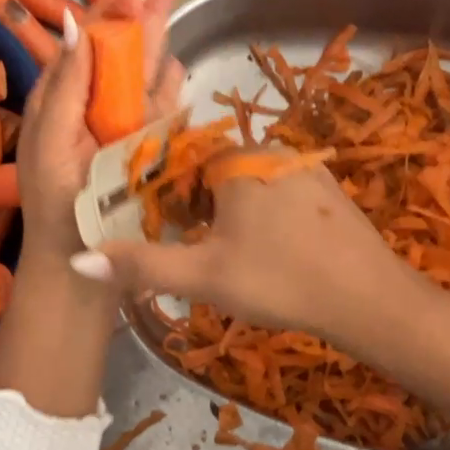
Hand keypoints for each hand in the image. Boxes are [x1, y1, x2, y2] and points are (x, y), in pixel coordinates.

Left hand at [15, 0, 186, 267]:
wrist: (82, 270)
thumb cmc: (57, 207)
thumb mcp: (52, 141)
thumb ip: (66, 84)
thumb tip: (74, 22)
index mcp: (63, 97)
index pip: (89, 41)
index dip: (111, 11)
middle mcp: (95, 105)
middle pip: (125, 50)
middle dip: (147, 12)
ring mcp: (124, 127)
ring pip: (148, 75)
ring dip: (160, 43)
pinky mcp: (149, 149)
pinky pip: (163, 111)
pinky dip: (170, 90)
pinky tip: (176, 70)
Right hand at [74, 152, 449, 449]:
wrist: (370, 299)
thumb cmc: (280, 281)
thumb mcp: (203, 277)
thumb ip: (140, 265)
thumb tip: (78, 259)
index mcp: (234, 159)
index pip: (180, 162)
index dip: (166, 198)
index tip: (168, 234)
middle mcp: (269, 149)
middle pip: (212, 172)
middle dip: (199, 208)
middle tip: (203, 254)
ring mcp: (303, 165)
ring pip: (247, 183)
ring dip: (232, 214)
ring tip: (236, 259)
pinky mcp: (327, 186)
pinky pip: (279, 191)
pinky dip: (266, 215)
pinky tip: (274, 254)